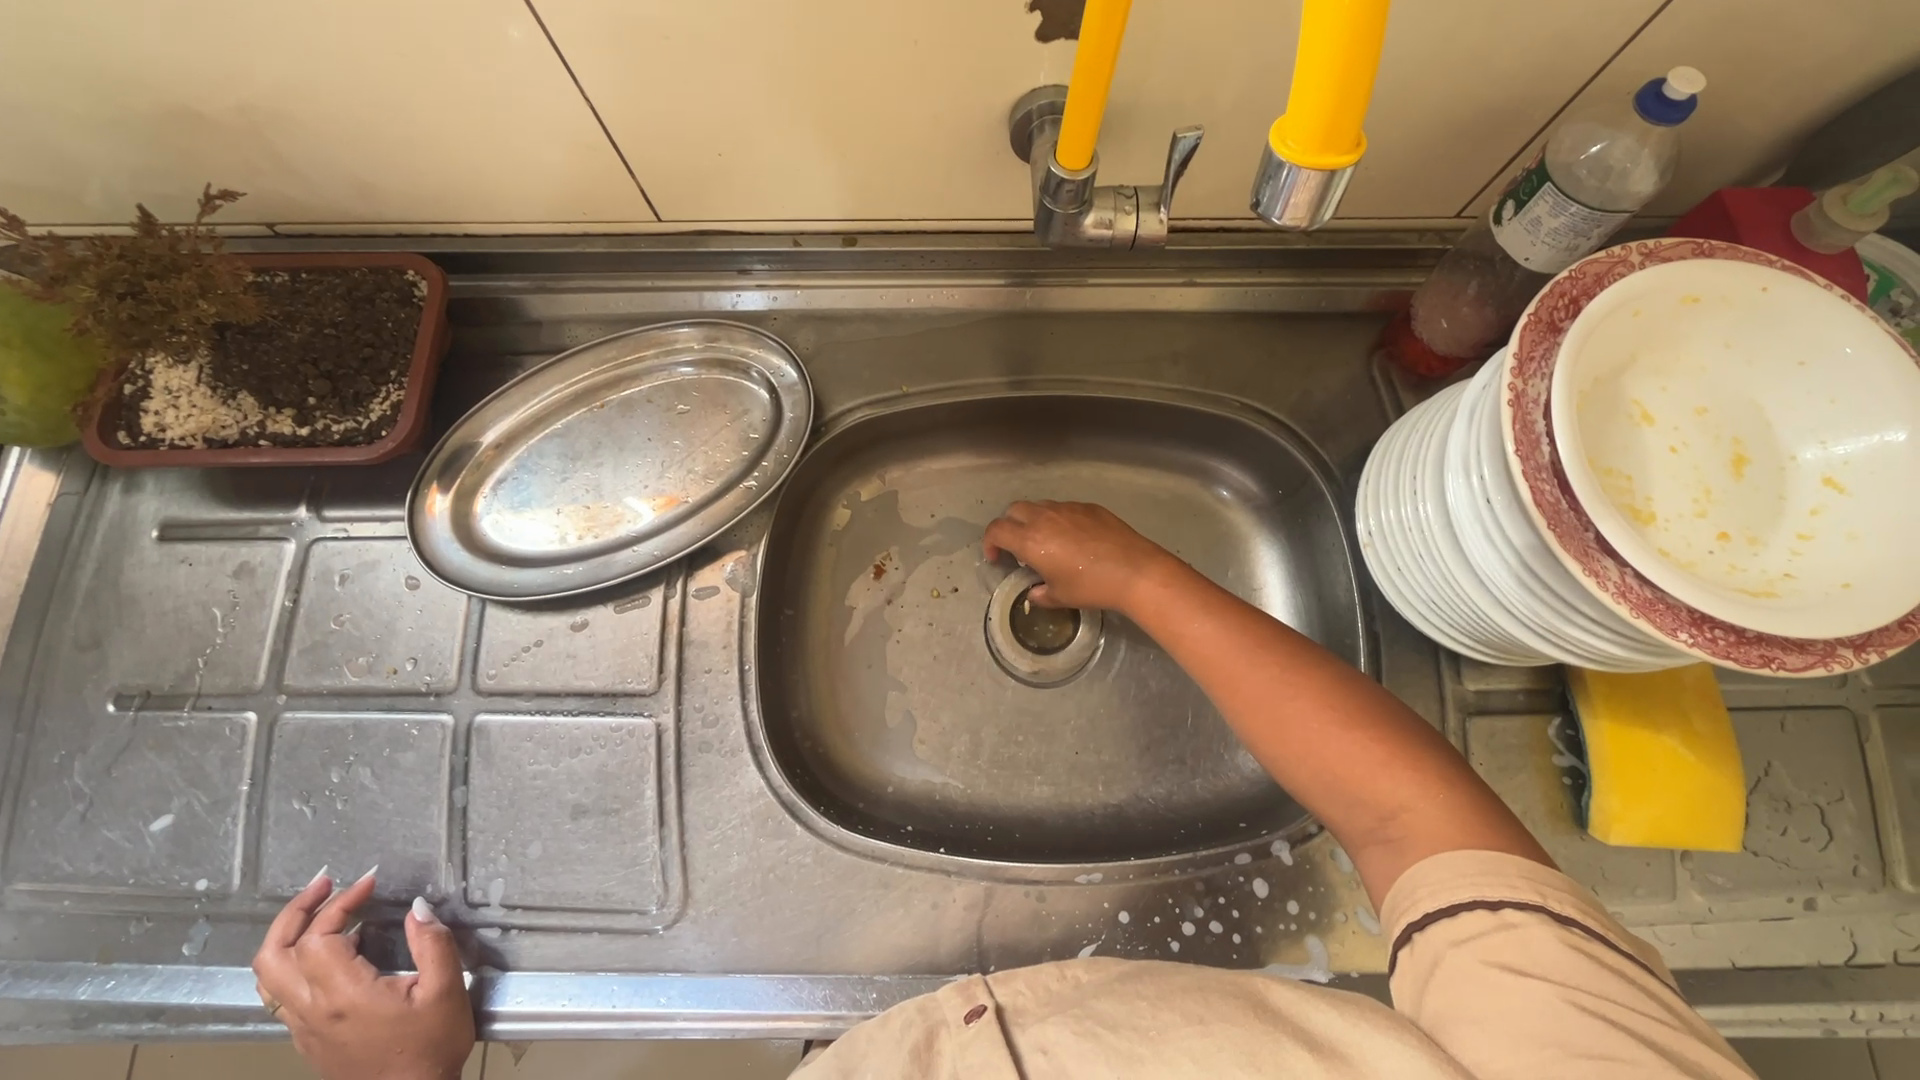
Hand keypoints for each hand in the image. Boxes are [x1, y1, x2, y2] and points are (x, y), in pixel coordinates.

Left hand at [252, 870, 474, 1079]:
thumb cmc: (431, 1046)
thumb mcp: (446, 989)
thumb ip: (433, 943)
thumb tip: (418, 906)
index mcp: (343, 996)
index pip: (318, 937)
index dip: (340, 902)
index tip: (370, 883)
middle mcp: (311, 1011)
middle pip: (274, 954)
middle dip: (295, 911)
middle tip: (325, 883)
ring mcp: (303, 1026)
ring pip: (268, 976)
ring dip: (287, 935)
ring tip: (319, 908)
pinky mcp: (307, 1036)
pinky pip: (280, 992)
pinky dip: (293, 959)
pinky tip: (328, 949)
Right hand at [982, 500, 1182, 612]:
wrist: (1135, 571)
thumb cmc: (1092, 586)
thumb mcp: (1061, 596)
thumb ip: (1040, 594)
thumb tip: (1034, 593)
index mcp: (1030, 540)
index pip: (996, 530)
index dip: (989, 543)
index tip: (996, 558)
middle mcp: (1045, 518)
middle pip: (1014, 510)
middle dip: (1009, 526)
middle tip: (1017, 547)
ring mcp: (1068, 508)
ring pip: (1039, 506)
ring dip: (1033, 520)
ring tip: (1046, 541)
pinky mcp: (1089, 507)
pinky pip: (1064, 508)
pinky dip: (1058, 519)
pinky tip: (1074, 538)